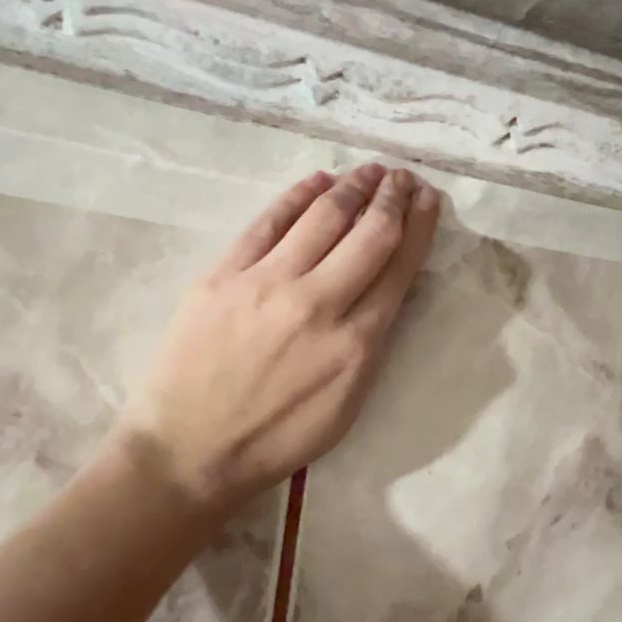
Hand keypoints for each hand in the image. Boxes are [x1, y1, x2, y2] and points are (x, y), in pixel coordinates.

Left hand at [115, 164, 440, 507]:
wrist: (191, 451)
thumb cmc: (276, 441)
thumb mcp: (345, 406)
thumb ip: (370, 346)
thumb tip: (386, 290)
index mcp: (356, 345)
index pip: (399, 268)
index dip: (419, 227)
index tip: (429, 200)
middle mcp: (319, 304)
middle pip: (368, 233)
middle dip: (393, 197)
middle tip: (403, 177)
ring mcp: (267, 284)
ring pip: (322, 217)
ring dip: (353, 186)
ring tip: (370, 170)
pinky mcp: (224, 275)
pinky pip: (268, 222)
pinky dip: (298, 196)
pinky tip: (317, 181)